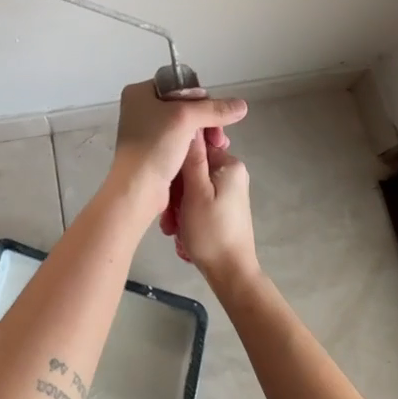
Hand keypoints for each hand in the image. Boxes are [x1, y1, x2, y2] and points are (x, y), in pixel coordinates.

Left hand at [106, 80, 246, 215]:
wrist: (138, 187)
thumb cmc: (156, 144)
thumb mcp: (186, 118)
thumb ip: (214, 110)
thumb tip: (242, 105)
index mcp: (140, 93)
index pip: (178, 86)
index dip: (199, 98)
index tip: (214, 114)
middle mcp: (140, 109)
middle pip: (183, 107)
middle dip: (206, 120)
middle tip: (219, 136)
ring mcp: (146, 132)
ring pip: (183, 126)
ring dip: (204, 135)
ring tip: (218, 146)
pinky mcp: (153, 152)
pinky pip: (179, 143)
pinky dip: (195, 147)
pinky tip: (209, 155)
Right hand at [174, 136, 259, 288]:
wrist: (231, 274)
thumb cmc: (211, 232)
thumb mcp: (196, 192)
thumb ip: (192, 158)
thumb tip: (191, 125)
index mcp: (229, 165)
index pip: (194, 147)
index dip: (175, 163)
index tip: (166, 183)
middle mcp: (231, 174)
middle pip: (191, 169)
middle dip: (175, 191)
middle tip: (167, 213)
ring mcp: (227, 191)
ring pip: (191, 187)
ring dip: (177, 205)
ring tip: (172, 225)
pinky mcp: (222, 207)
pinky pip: (197, 200)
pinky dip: (186, 213)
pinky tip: (179, 230)